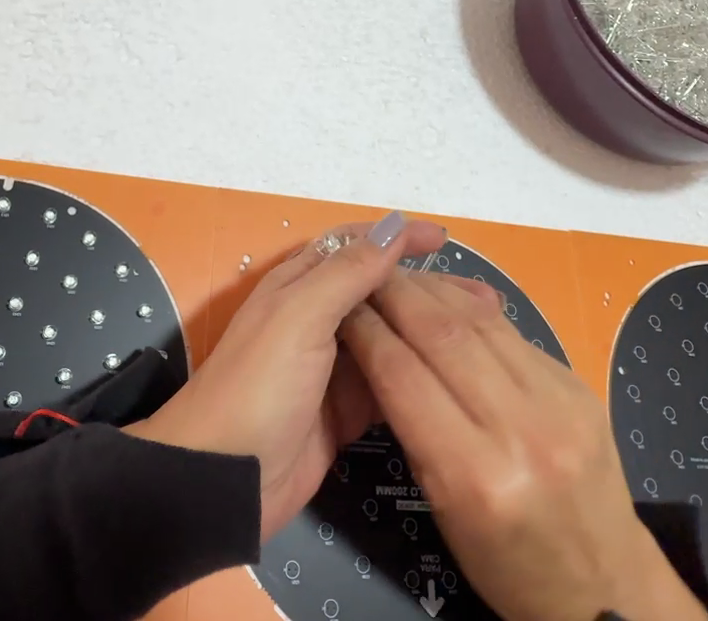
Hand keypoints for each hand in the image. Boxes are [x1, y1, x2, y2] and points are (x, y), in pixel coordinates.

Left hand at [125, 213, 458, 540]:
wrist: (225, 478)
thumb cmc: (259, 385)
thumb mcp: (300, 316)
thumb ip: (347, 273)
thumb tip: (393, 229)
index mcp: (299, 285)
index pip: (353, 246)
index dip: (395, 237)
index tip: (442, 240)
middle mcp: (316, 319)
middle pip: (377, 292)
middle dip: (424, 287)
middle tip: (482, 297)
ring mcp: (331, 368)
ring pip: (388, 338)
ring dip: (427, 332)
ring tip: (481, 333)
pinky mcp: (344, 412)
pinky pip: (389, 384)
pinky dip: (419, 376)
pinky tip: (456, 378)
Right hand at [341, 274, 707, 620]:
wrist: (605, 588)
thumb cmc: (505, 563)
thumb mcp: (439, 504)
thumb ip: (409, 422)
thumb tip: (377, 347)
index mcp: (475, 474)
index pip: (402, 373)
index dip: (365, 330)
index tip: (341, 306)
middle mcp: (520, 429)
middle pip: (441, 334)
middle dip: (395, 294)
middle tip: (365, 275)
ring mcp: (559, 400)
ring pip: (479, 320)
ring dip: (432, 289)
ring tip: (399, 277)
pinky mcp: (579, 384)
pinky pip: (511, 332)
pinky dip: (469, 308)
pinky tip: (445, 298)